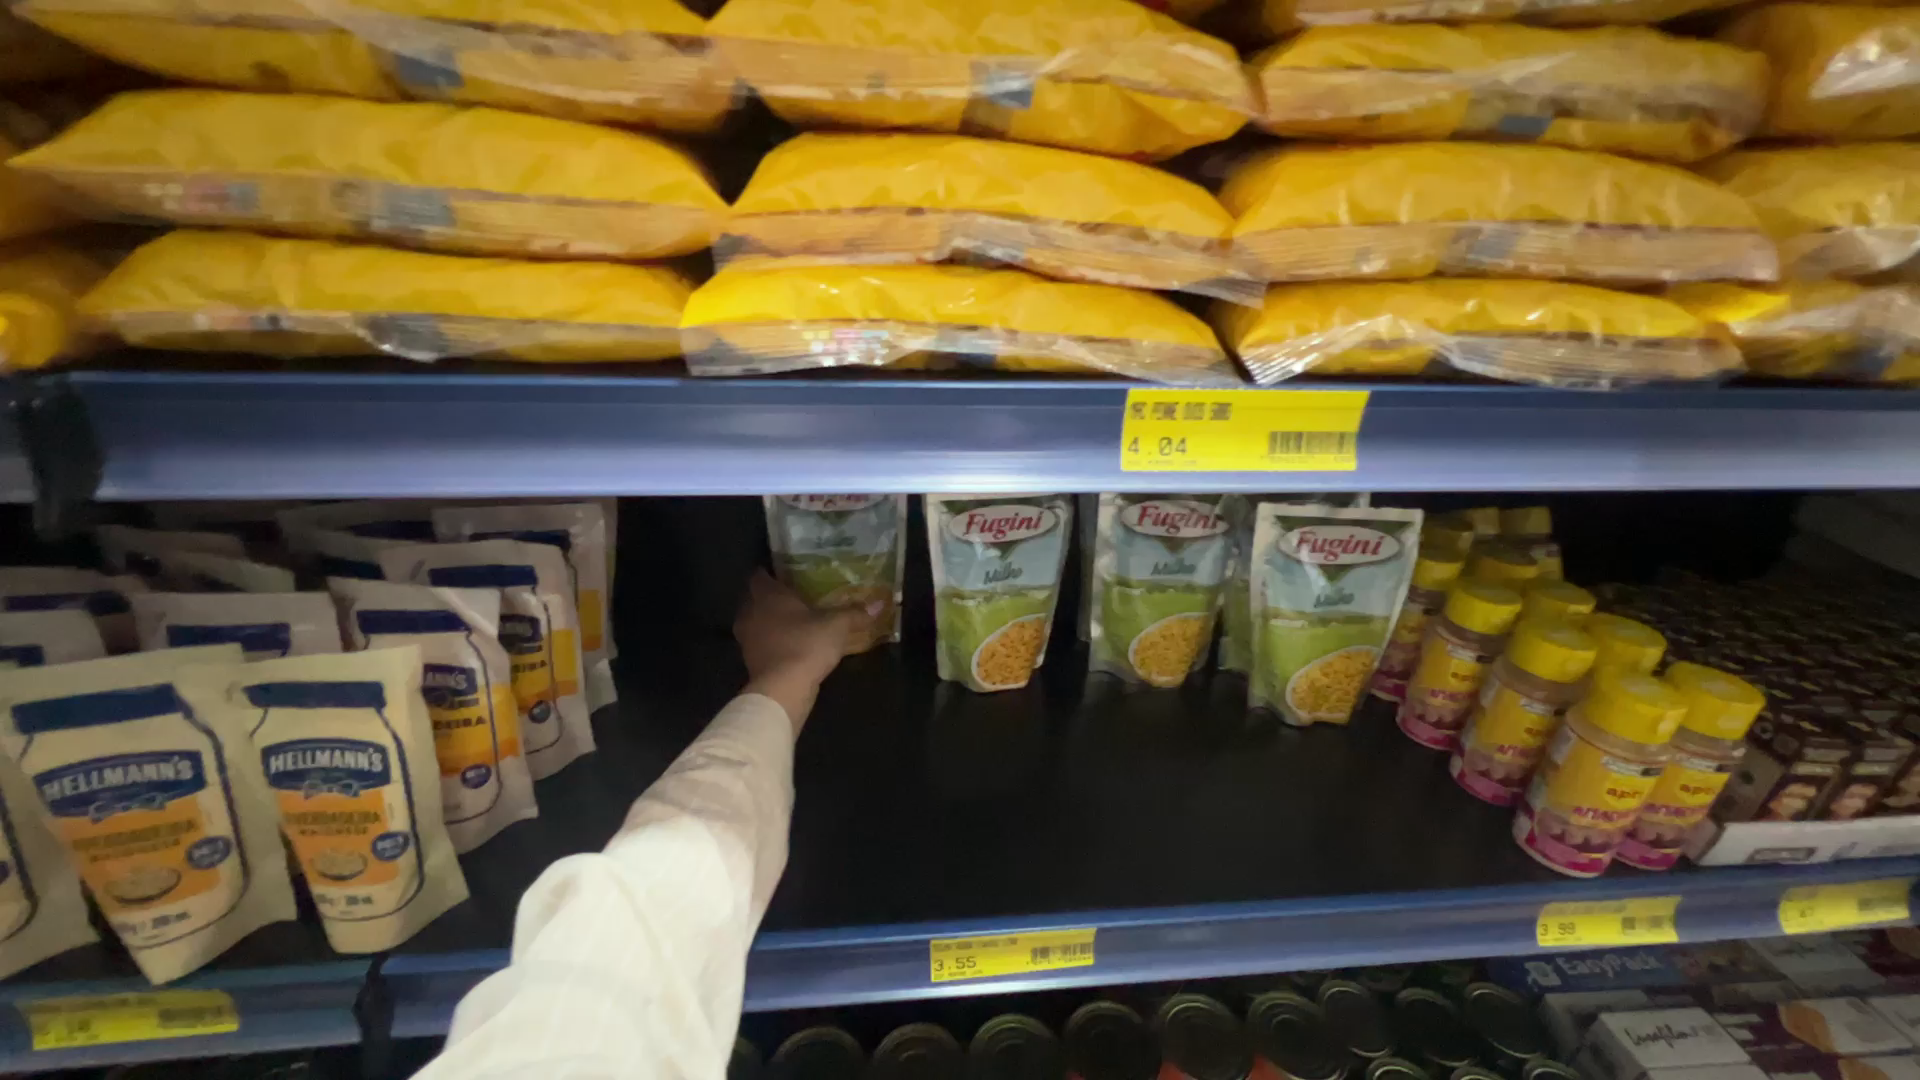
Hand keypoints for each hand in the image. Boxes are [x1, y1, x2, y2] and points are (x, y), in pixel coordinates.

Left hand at [734, 570, 876, 732]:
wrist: (782, 689)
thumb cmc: (806, 644)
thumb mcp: (837, 626)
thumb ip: (855, 613)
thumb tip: (879, 603)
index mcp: (767, 595)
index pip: (759, 575)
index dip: (770, 572)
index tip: (786, 573)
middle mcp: (750, 612)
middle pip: (754, 598)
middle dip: (770, 596)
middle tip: (794, 595)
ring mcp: (747, 638)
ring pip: (755, 621)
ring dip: (769, 620)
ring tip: (793, 621)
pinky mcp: (750, 660)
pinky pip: (760, 642)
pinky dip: (771, 641)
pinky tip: (790, 644)